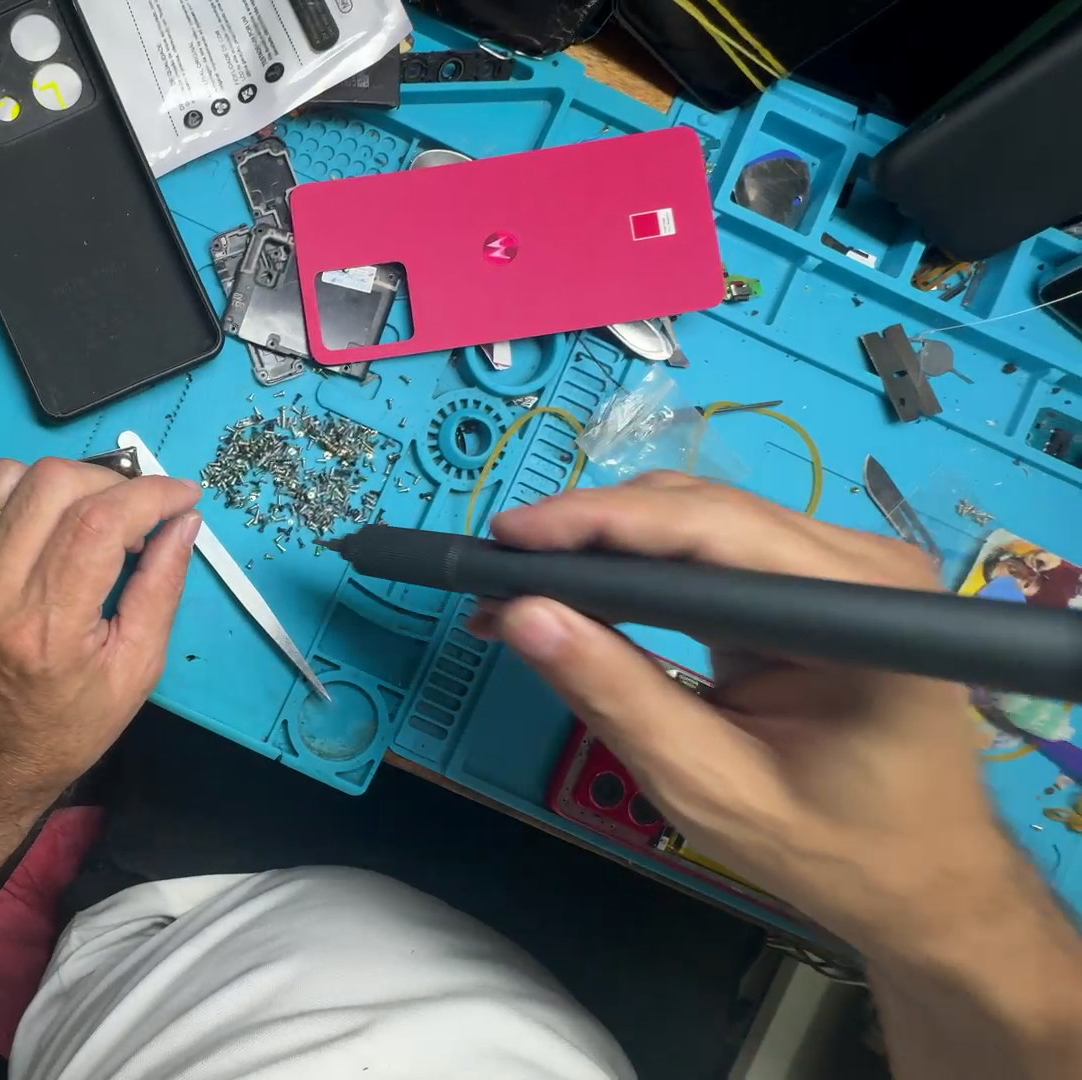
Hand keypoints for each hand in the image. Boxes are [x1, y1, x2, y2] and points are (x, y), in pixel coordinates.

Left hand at [0, 457, 201, 816]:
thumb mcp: (137, 669)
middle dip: (114, 483)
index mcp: (49, 624)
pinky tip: (50, 524)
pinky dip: (25, 493)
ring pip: (13, 475)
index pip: (100, 521)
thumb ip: (162, 587)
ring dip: (66, 482)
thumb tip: (184, 521)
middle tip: (138, 517)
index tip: (184, 495)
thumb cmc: (70, 724)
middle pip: (55, 483)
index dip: (152, 494)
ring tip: (93, 517)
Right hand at [472, 472, 1004, 948]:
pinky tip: (565, 595)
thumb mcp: (703, 780)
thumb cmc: (826, 846)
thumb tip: (518, 614)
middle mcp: (853, 565)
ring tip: (514, 589)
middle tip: (494, 573)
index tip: (506, 539)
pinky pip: (688, 549)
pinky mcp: (793, 583)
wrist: (915, 880)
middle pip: (690, 509)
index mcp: (856, 612)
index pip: (706, 528)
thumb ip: (614, 693)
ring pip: (681, 517)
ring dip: (590, 547)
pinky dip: (616, 568)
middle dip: (580, 533)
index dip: (597, 522)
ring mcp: (828, 567)